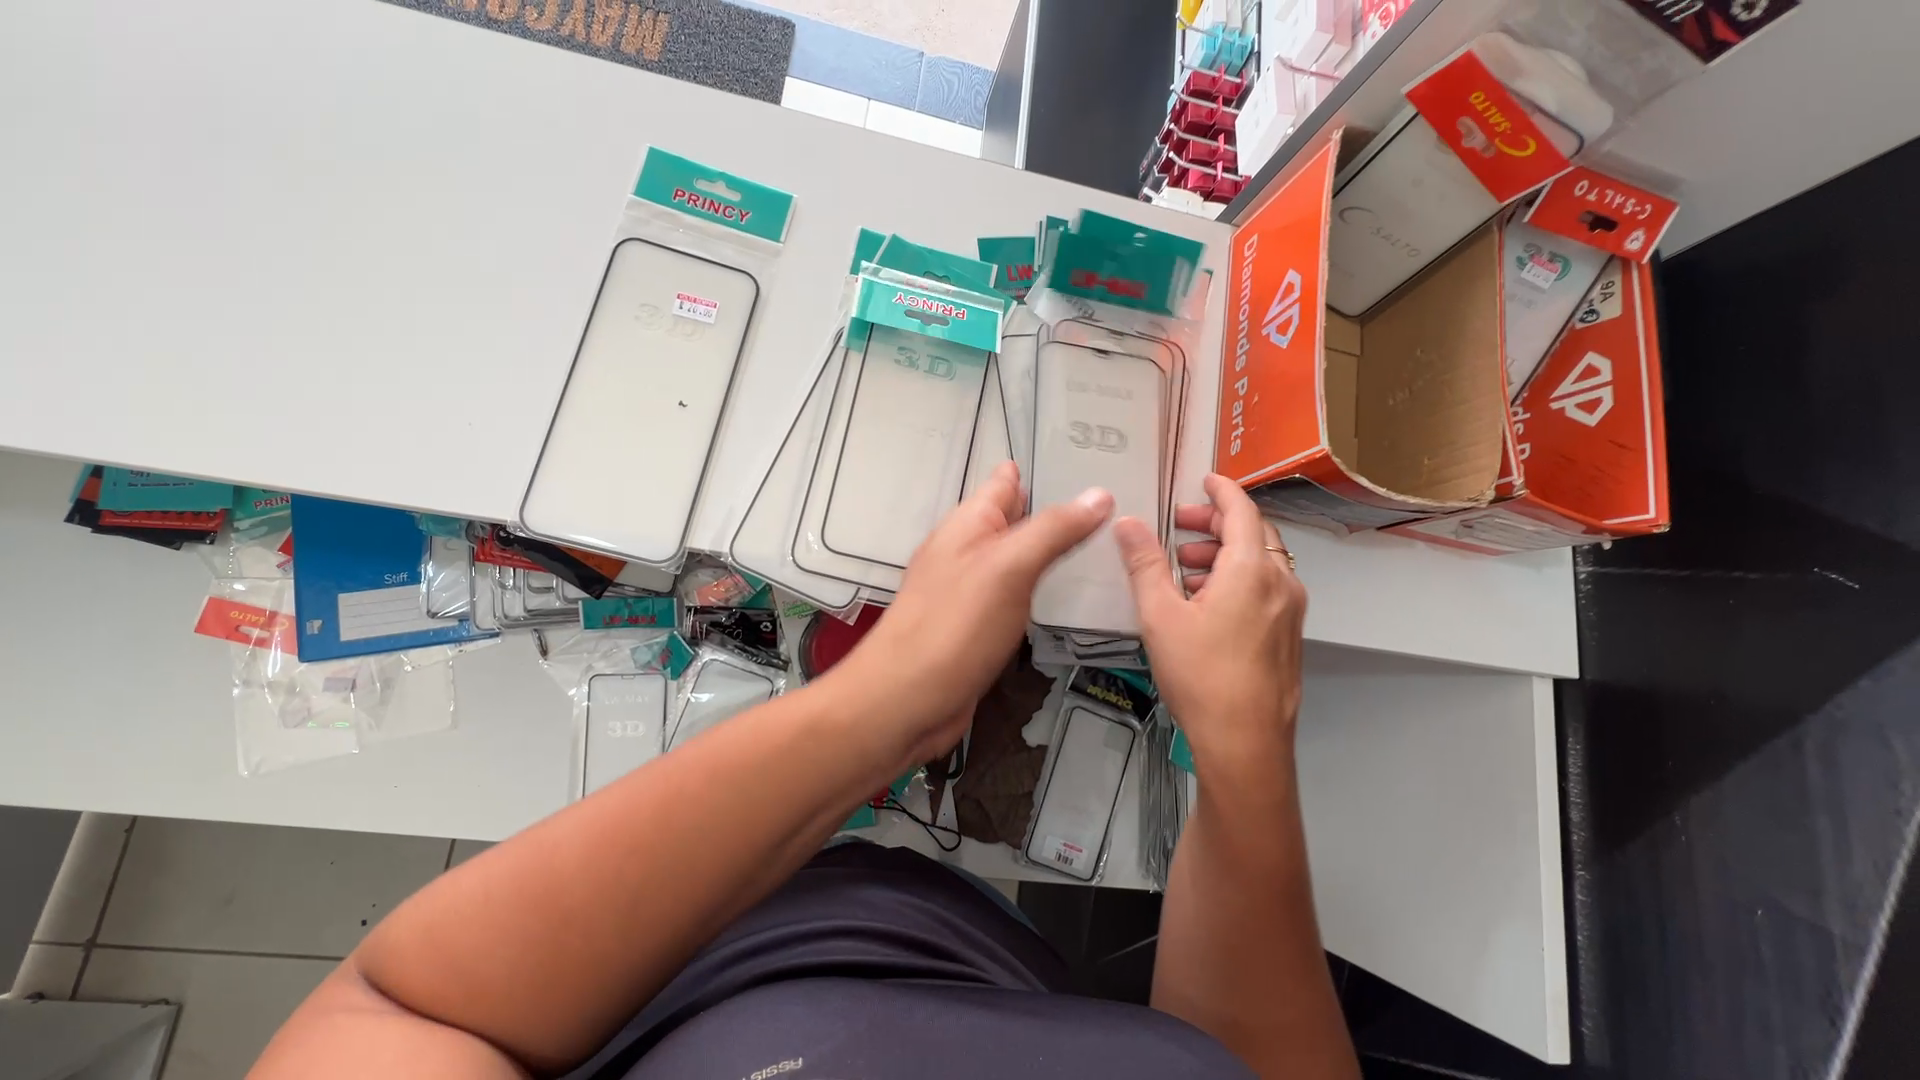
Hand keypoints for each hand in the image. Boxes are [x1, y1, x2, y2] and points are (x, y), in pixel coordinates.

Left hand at [831, 462, 1113, 765]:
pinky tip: (1081, 595)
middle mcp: (970, 551)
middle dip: (1063, 510)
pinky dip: (1049, 591)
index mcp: (969, 523)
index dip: (1047, 466)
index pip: (1008, 481)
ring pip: (1023, 560)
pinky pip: (1022, 597)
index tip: (1098, 456)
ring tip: (1115, 544)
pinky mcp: (983, 629)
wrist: (906, 702)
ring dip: (1059, 553)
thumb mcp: (1006, 567)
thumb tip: (1099, 494)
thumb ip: (1052, 530)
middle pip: (1020, 520)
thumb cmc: (953, 626)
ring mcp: (975, 592)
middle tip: (1125, 502)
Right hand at [1113, 474, 1306, 772]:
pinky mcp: (1288, 636)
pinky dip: (1237, 580)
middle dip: (1215, 525)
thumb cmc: (1201, 675)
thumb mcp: (1160, 615)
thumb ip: (1144, 563)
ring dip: (1223, 556)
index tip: (1203, 480)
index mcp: (1252, 569)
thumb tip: (1129, 523)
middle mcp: (1281, 582)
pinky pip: (1265, 590)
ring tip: (1182, 569)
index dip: (1221, 491)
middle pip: (1253, 535)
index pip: (1242, 510)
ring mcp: (1290, 611)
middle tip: (1178, 529)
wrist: (1245, 742)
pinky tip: (1204, 604)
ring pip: (1260, 564)